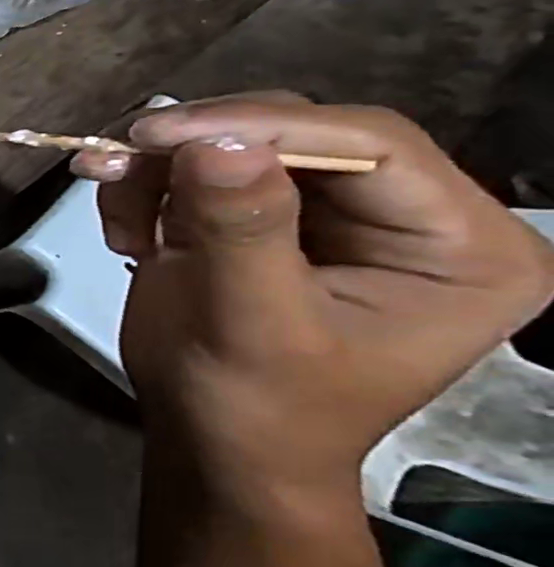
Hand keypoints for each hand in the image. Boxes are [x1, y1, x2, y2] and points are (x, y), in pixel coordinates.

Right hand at [71, 93, 553, 498]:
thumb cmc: (251, 401)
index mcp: (456, 248)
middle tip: (110, 167)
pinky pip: (197, 169)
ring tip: (119, 225)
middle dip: (190, 149)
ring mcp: (329, 214)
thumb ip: (241, 228)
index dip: (257, 126)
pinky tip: (129, 236)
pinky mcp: (264, 216)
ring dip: (154, 173)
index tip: (150, 135)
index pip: (369, 145)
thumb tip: (212, 142)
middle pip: (292, 132)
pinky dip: (146, 190)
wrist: (213, 440)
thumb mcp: (250, 321)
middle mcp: (406, 216)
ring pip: (232, 144)